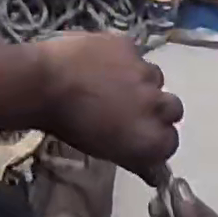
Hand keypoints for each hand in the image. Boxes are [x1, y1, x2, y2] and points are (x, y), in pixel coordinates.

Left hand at [31, 33, 181, 183]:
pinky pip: (134, 53)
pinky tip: (100, 60)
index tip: (143, 133)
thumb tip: (153, 172)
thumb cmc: (70, 126)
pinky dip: (123, 58)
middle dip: (157, 108)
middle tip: (131, 105)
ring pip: (154, 77)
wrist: (45, 83)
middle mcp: (156, 104)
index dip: (158, 137)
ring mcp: (144, 70)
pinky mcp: (130, 45)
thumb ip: (135, 158)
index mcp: (150, 137)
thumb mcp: (104, 150)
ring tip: (113, 80)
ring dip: (141, 81)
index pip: (171, 141)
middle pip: (172, 108)